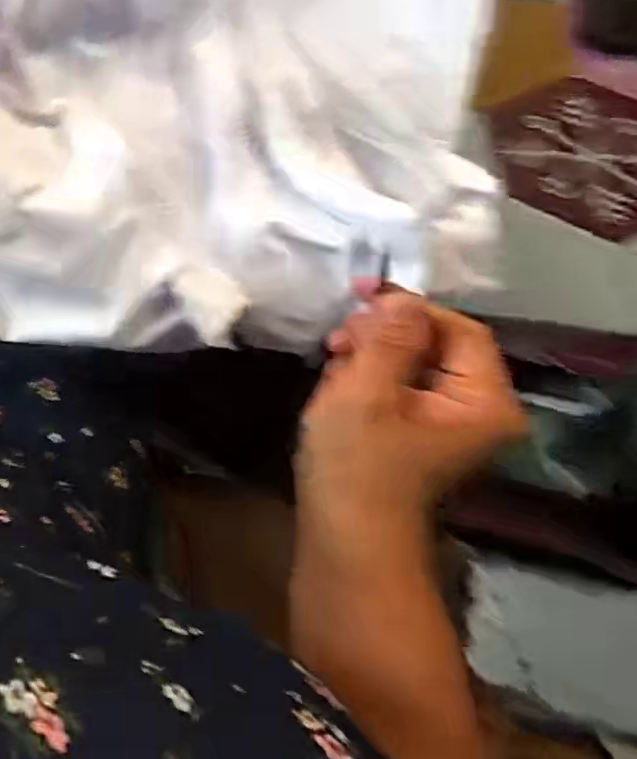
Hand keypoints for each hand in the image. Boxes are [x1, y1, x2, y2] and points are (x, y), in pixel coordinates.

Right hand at [297, 284, 525, 526]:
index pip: (460, 332)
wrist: (346, 523)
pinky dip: (366, 374)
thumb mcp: (363, 393)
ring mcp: (449, 421)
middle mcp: (480, 408)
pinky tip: (338, 384)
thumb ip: (384, 342)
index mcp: (484, 401)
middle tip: (334, 342)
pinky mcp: (419, 428)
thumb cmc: (355, 459)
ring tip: (332, 364)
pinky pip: (399, 383)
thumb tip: (398, 297)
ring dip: (369, 353)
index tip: (357, 291)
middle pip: (437, 345)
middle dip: (383, 333)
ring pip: (412, 362)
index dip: (411, 307)